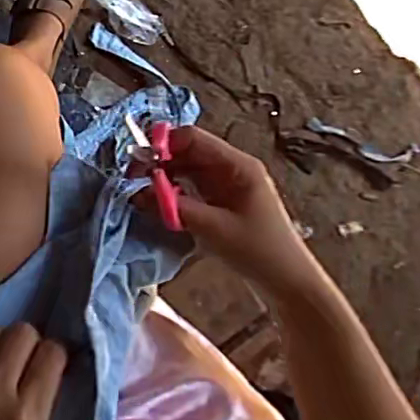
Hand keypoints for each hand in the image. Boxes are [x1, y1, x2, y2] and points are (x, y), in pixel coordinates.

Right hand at [135, 126, 324, 291]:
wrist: (287, 281)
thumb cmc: (257, 250)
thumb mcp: (212, 227)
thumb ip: (174, 206)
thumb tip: (140, 191)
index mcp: (237, 165)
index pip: (192, 138)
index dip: (163, 144)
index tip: (139, 162)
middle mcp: (231, 168)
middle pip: (187, 151)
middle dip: (159, 161)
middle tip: (133, 179)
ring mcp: (226, 183)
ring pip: (186, 169)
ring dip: (163, 177)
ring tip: (141, 192)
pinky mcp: (221, 200)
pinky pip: (190, 186)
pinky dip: (173, 191)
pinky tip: (159, 203)